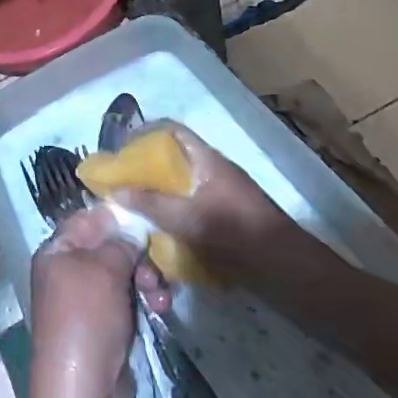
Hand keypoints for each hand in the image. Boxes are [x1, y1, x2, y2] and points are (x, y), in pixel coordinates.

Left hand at [26, 207, 166, 397]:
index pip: (88, 218)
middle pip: (110, 245)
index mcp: (57, 251)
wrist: (82, 392)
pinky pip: (128, 297)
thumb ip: (122, 241)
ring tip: (160, 297)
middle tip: (153, 268)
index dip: (117, 215)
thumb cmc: (87, 319)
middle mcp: (68, 270)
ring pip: (124, 272)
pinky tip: (161, 308)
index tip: (148, 216)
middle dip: (138, 254)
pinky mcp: (104, 322)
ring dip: (147, 278)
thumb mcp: (106, 269)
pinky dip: (145, 299)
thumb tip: (134, 227)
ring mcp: (86, 298)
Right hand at [109, 121, 306, 288]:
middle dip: (146, 170)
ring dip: (159, 195)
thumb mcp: (185, 218)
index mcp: (206, 159)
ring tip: (135, 209)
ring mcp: (221, 193)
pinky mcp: (225, 216)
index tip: (120, 151)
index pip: (171, 130)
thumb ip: (150, 203)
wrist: (281, 266)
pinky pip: (191, 206)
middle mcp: (213, 169)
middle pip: (174, 159)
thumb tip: (115, 190)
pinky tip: (160, 231)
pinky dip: (174, 213)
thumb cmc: (233, 232)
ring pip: (181, 185)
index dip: (144, 134)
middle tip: (121, 185)